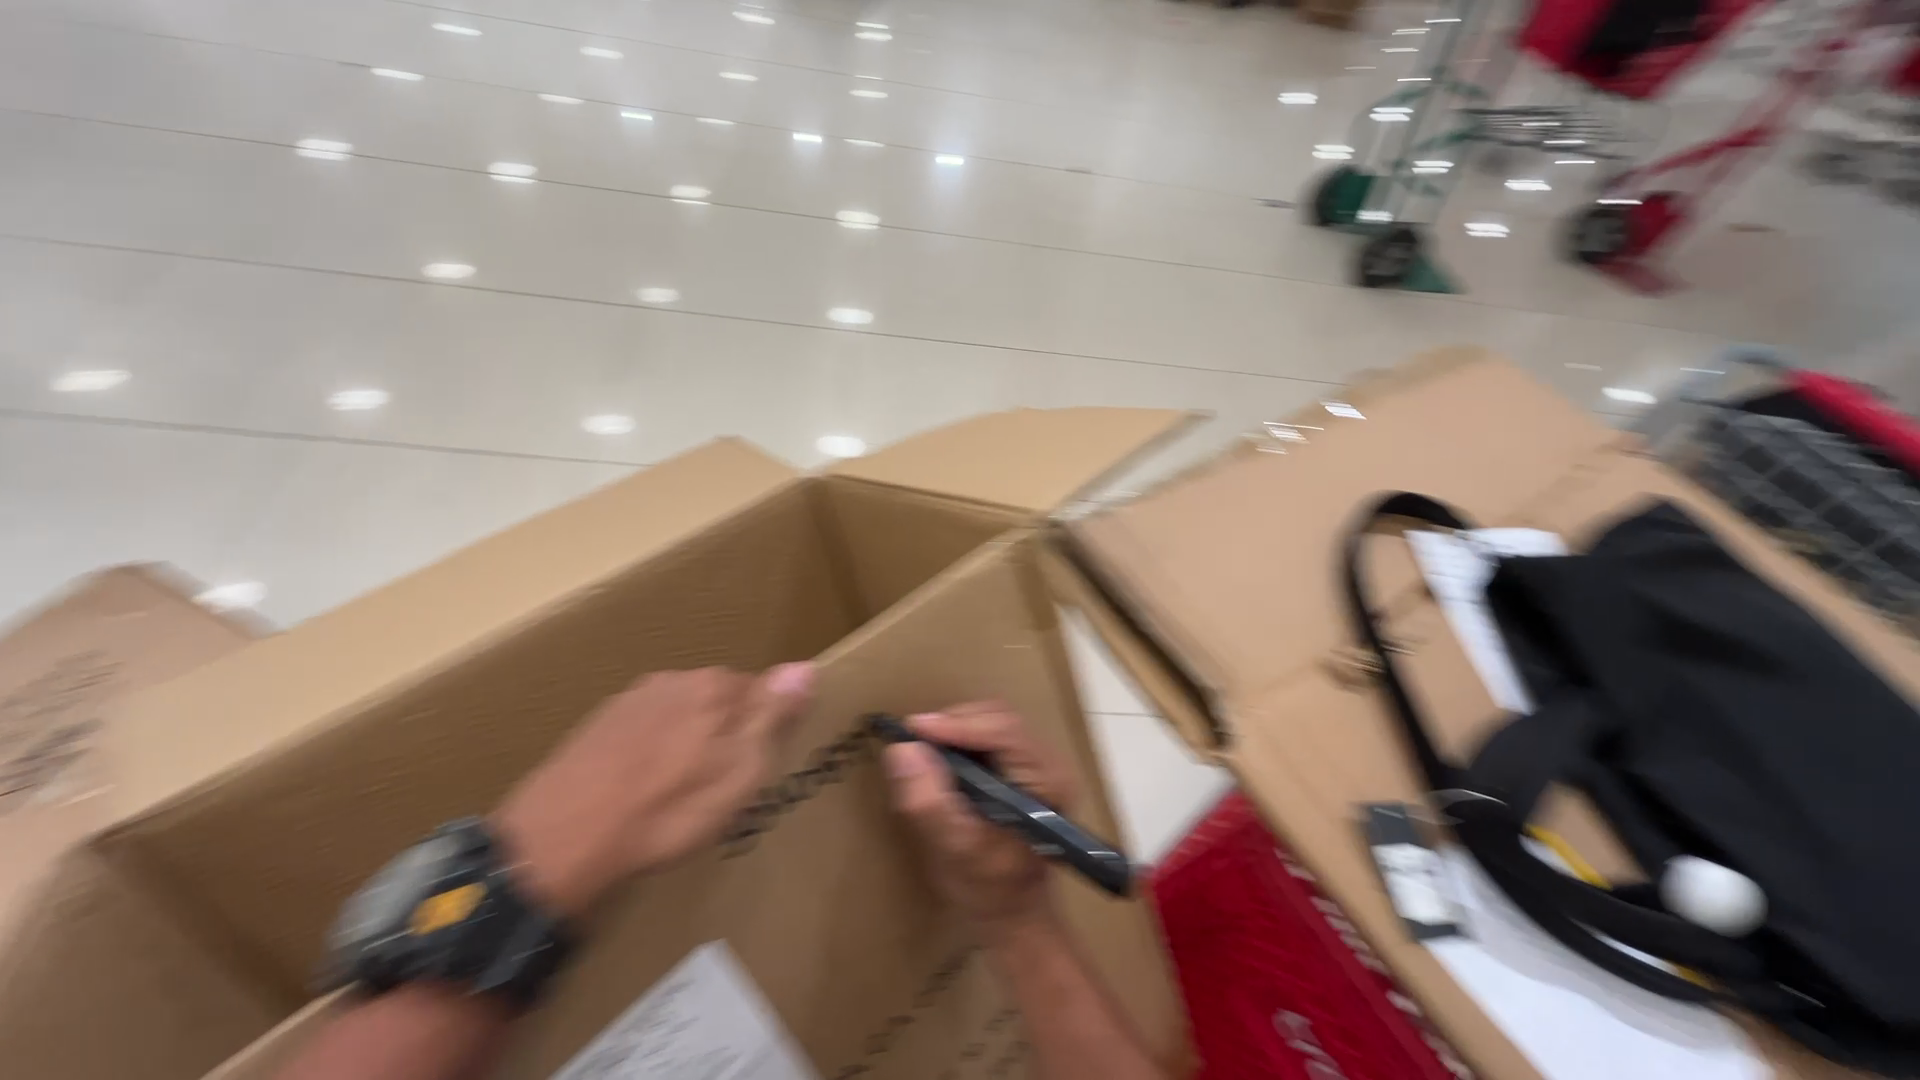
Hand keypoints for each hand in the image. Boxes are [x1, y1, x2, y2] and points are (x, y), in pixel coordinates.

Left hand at [492, 663, 812, 917]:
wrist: (562, 841)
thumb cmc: (668, 811)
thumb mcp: (740, 772)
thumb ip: (773, 715)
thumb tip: (807, 668)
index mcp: (714, 686)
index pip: (762, 692)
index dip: (766, 730)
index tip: (761, 767)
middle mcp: (673, 680)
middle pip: (719, 702)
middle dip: (725, 734)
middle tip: (722, 786)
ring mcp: (629, 701)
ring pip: (680, 717)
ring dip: (686, 745)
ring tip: (680, 795)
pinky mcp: (595, 727)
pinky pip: (643, 734)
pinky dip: (650, 757)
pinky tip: (642, 792)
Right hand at [883, 702, 1076, 942]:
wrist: (1012, 913)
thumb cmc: (987, 890)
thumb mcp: (953, 850)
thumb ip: (930, 802)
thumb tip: (903, 750)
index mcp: (1047, 782)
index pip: (1004, 731)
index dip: (957, 725)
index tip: (913, 731)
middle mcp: (1049, 763)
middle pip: (997, 719)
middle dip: (952, 725)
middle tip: (912, 744)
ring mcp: (1037, 762)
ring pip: (990, 721)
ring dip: (952, 731)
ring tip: (921, 753)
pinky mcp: (1021, 766)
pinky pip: (987, 735)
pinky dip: (958, 740)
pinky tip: (937, 760)